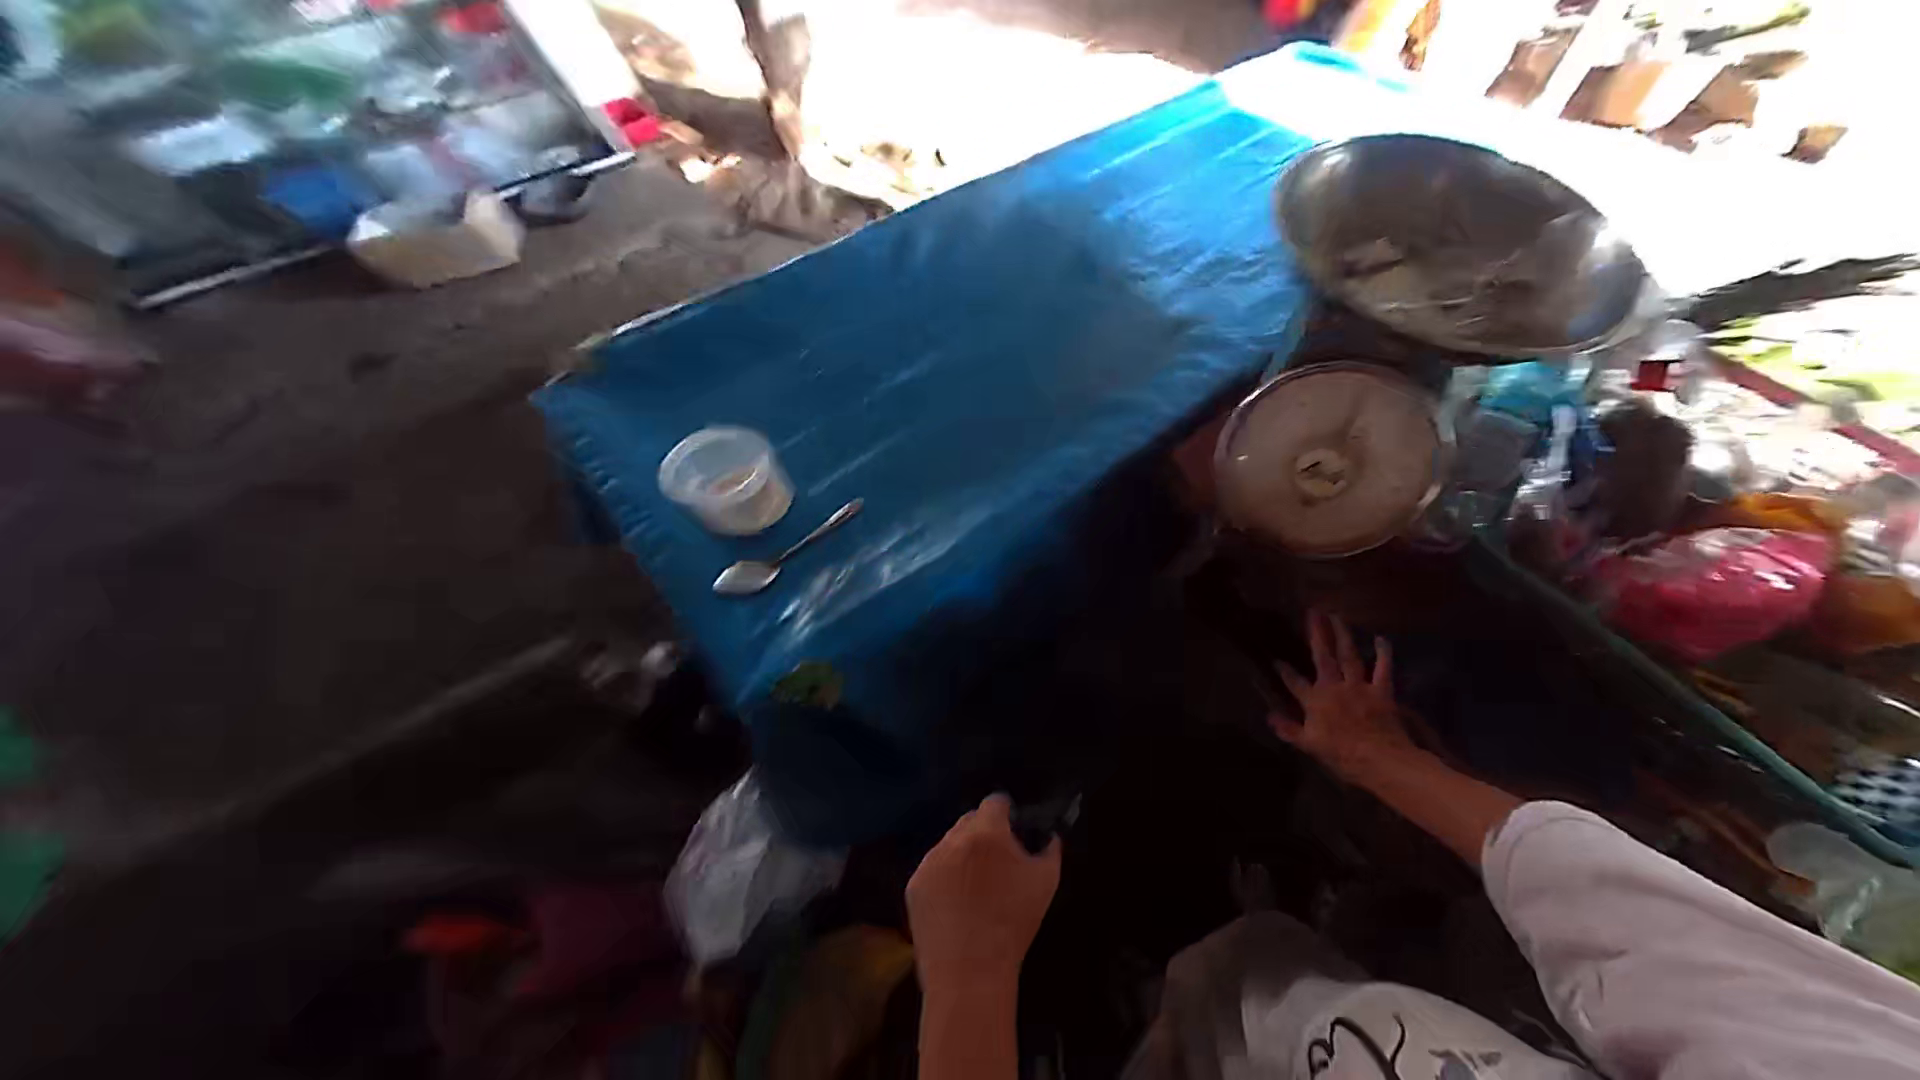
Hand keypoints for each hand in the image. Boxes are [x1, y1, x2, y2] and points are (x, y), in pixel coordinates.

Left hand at [906, 794, 1060, 995]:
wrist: (969, 974)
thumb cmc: (1013, 926)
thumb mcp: (1045, 883)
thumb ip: (1050, 849)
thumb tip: (1048, 836)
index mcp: (986, 833)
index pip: (995, 802)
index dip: (1007, 812)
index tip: (1014, 826)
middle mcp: (953, 839)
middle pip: (970, 820)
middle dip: (985, 832)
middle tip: (997, 861)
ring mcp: (929, 861)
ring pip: (949, 844)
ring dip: (963, 854)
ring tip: (976, 888)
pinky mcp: (914, 884)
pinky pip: (933, 868)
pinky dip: (945, 877)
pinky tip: (956, 903)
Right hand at [1271, 610, 1419, 784]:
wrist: (1383, 760)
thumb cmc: (1343, 755)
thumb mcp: (1309, 745)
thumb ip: (1289, 729)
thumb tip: (1269, 715)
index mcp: (1314, 700)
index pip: (1294, 682)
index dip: (1284, 670)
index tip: (1275, 659)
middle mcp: (1334, 687)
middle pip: (1322, 656)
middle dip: (1316, 633)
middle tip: (1312, 612)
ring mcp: (1359, 686)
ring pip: (1348, 655)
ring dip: (1342, 634)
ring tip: (1336, 615)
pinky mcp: (1382, 691)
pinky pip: (1383, 669)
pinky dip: (1383, 653)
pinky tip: (1380, 638)